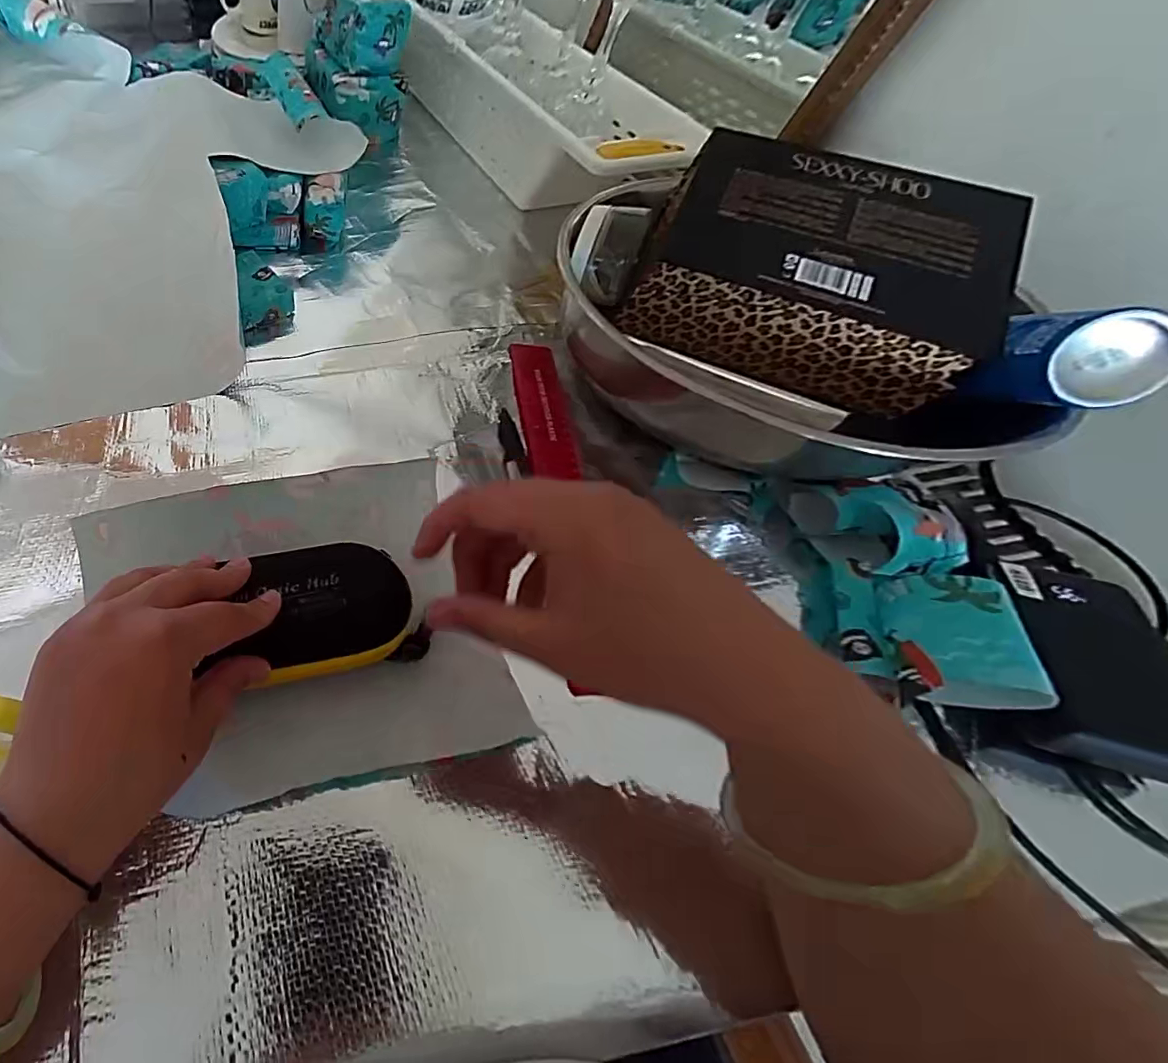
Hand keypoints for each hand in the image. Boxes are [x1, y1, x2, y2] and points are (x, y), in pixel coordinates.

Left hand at [0, 559, 279, 880]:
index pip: (219, 618)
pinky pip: (106, 599)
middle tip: (241, 570)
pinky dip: (137, 589)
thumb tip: (257, 663)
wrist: (51, 812)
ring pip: (139, 582)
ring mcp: (86, 623)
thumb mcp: (193, 732)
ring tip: (200, 569)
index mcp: (163, 641)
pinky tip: (149, 597)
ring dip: (175, 574)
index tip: (273, 600)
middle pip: (180, 585)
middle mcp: (124, 618)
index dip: (251, 612)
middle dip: (216, 579)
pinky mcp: (61, 637)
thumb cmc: (134, 778)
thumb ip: (225, 685)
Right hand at [413, 479, 840, 743]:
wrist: (749, 671)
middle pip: (508, 508)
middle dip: (478, 553)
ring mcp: (621, 508)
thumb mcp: (549, 642)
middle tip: (471, 605)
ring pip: (540, 520)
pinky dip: (548, 560)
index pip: (478, 500)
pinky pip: (574, 530)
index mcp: (564, 514)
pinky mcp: (641, 526)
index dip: (439, 527)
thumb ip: (482, 620)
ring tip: (511, 614)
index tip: (418, 563)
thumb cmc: (642, 656)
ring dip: (513, 560)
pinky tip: (555, 607)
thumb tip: (432, 615)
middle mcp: (590, 496)